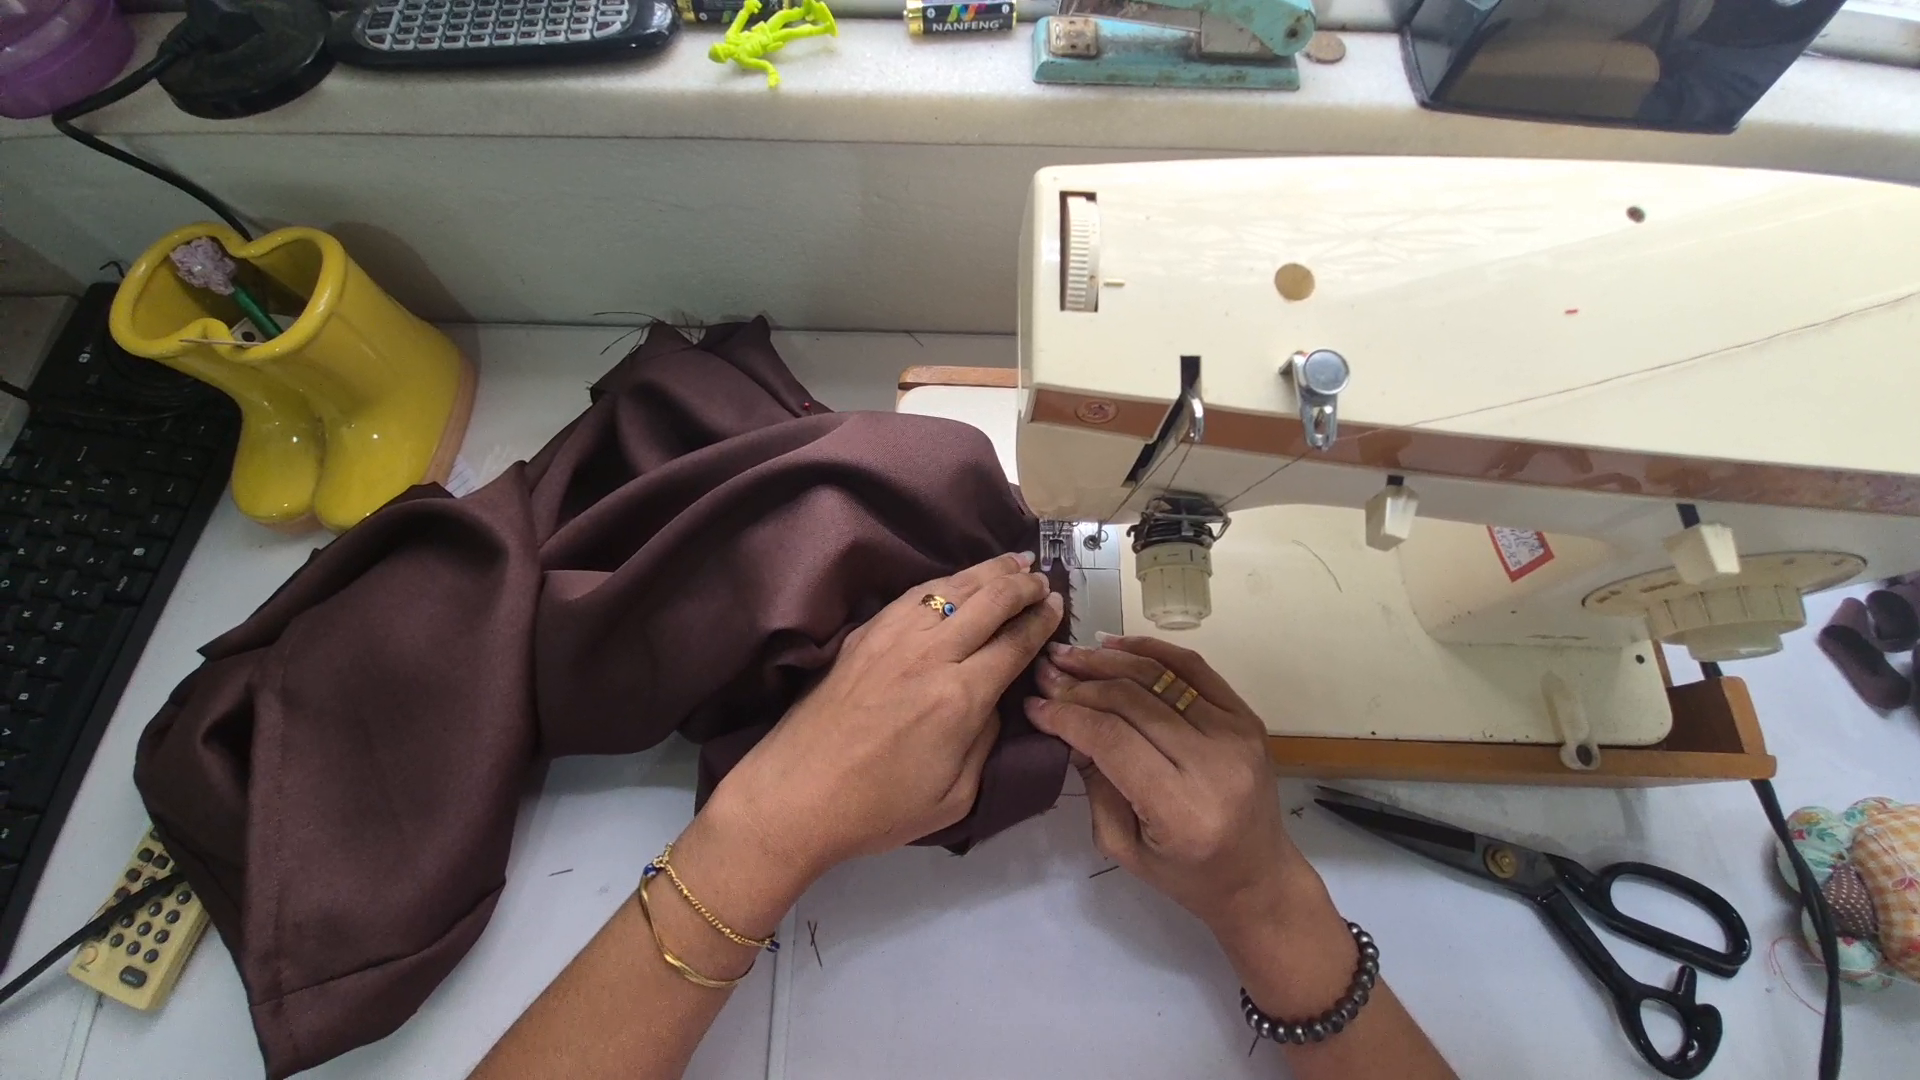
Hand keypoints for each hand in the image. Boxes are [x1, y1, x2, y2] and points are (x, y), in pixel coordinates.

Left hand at [702, 552, 1062, 887]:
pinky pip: (914, 594)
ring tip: (1013, 562)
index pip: (1014, 643)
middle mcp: (931, 654)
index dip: (1041, 620)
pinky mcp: (864, 634)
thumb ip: (985, 740)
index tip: (1058, 604)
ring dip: (988, 571)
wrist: (795, 795)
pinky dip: (945, 580)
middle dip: (1023, 585)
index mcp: (960, 697)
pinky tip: (957, 579)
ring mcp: (893, 637)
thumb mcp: (955, 796)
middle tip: (1042, 579)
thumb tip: (993, 701)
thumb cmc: (878, 808)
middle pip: (989, 602)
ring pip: (952, 587)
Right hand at [1024, 635, 1315, 938]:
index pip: (1112, 739)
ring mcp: (1236, 734)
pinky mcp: (1247, 717)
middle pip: (1131, 701)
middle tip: (1044, 672)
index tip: (1033, 705)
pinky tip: (1113, 645)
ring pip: (1158, 676)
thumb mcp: (1123, 846)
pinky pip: (1193, 667)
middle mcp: (1214, 764)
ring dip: (1106, 660)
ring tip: (1068, 654)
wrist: (1259, 877)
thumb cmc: (1186, 874)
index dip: (1067, 716)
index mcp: (1182, 809)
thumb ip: (1094, 783)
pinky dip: (1149, 649)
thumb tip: (1065, 722)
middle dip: (1079, 684)